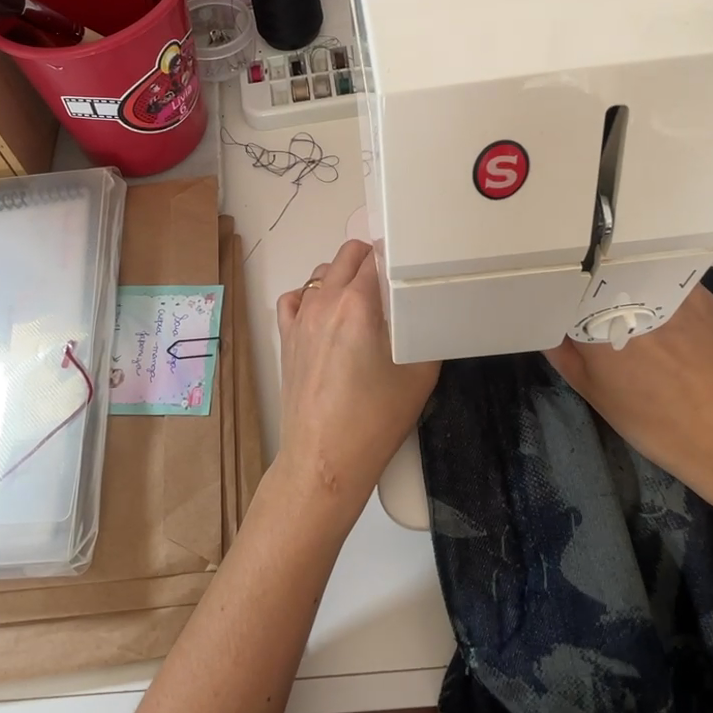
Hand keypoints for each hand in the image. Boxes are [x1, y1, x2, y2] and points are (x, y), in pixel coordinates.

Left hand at [275, 240, 437, 520]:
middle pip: (347, 255)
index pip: (377, 255)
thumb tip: (427, 309)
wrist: (325, 458)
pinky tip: (327, 315)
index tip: (411, 269)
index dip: (397, 256)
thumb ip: (424, 330)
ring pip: (321, 273)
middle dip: (372, 260)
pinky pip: (296, 298)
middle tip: (393, 285)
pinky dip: (312, 296)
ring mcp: (300, 317)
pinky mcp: (286, 336)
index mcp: (358, 304)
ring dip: (342, 277)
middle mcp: (325, 301)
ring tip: (363, 303)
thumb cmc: (376, 419)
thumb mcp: (420, 372)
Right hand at [544, 286, 712, 463]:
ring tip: (614, 306)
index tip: (547, 305)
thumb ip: (563, 354)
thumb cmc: (656, 422)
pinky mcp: (696, 291)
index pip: (560, 292)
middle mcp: (631, 295)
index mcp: (596, 322)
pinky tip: (650, 311)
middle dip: (583, 288)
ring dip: (615, 285)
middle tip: (580, 307)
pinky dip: (648, 289)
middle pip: (594, 276)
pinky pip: (660, 279)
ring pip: (628, 273)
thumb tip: (547, 328)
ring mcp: (668, 288)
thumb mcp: (595, 394)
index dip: (552, 296)